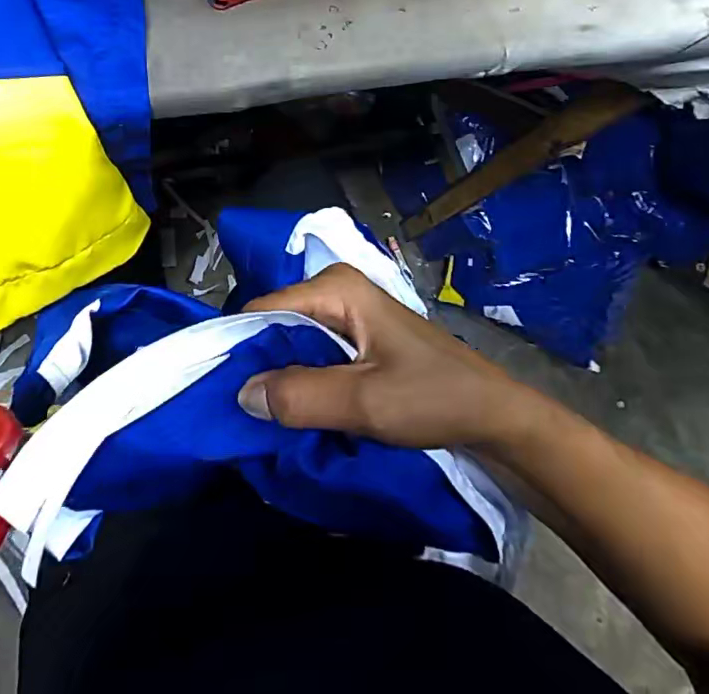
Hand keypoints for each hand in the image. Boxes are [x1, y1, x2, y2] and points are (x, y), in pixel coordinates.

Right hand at [237, 264, 551, 448]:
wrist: (489, 411)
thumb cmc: (433, 397)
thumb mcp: (364, 402)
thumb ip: (301, 396)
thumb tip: (242, 393)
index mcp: (340, 288)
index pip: (264, 310)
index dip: (241, 350)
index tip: (219, 396)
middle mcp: (341, 291)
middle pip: (277, 325)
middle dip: (261, 367)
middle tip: (243, 416)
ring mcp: (352, 315)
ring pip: (295, 344)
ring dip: (283, 380)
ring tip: (267, 420)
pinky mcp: (360, 340)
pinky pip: (315, 356)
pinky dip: (304, 382)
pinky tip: (298, 412)